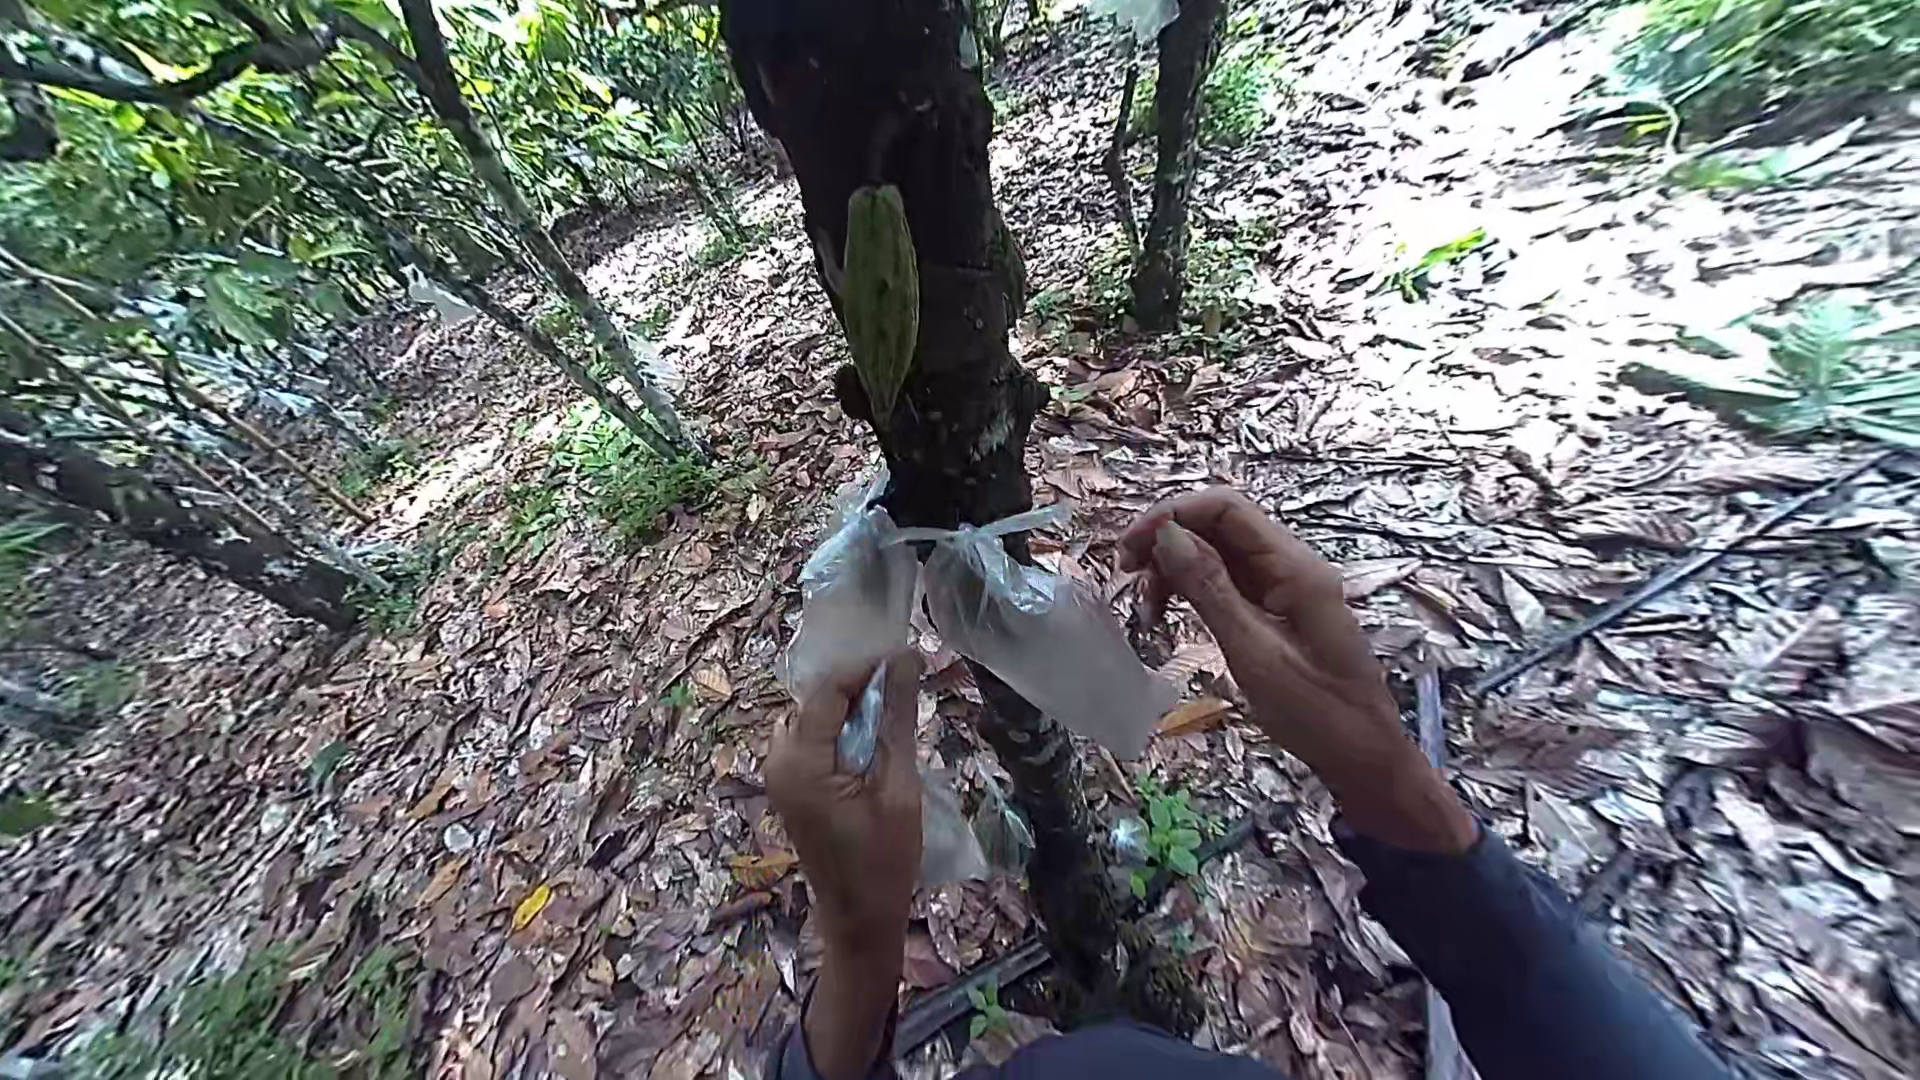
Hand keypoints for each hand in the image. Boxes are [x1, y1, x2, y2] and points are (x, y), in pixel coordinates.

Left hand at [767, 651, 922, 1079]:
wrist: (860, 920)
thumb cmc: (885, 859)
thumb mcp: (898, 784)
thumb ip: (897, 717)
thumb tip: (907, 658)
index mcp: (799, 762)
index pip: (827, 690)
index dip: (865, 666)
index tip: (906, 657)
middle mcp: (778, 760)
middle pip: (817, 699)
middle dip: (860, 684)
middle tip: (904, 680)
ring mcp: (780, 774)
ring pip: (815, 714)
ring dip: (852, 706)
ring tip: (893, 704)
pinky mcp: (791, 783)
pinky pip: (814, 736)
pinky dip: (842, 727)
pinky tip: (872, 735)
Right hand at [1118, 487, 1474, 853]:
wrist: (1363, 758)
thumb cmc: (1317, 713)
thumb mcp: (1254, 654)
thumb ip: (1210, 590)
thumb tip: (1166, 535)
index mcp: (1294, 567)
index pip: (1225, 508)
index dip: (1172, 514)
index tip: (1130, 547)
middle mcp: (1286, 564)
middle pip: (1215, 523)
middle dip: (1165, 537)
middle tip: (1126, 571)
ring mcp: (1277, 583)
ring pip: (1211, 549)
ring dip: (1170, 565)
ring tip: (1145, 603)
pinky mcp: (1267, 603)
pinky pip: (1218, 577)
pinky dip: (1185, 586)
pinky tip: (1165, 610)